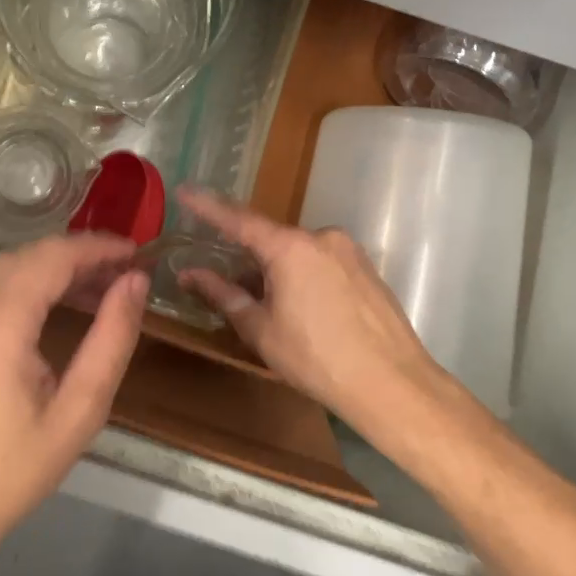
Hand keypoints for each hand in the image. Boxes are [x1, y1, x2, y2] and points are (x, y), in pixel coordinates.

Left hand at [0, 235, 147, 575]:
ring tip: (86, 296)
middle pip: (25, 257)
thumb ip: (111, 340)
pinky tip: (37, 316)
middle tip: (119, 279)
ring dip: (42, 273)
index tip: (136, 253)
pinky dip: (11, 291)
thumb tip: (135, 284)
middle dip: (74, 259)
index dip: (99, 248)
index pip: (54, 256)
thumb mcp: (77, 412)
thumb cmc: (8, 473)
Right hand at [175, 187, 460, 441]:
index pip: (238, 219)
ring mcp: (349, 252)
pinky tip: (302, 313)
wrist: (392, 385)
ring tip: (269, 311)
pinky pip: (321, 264)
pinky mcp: (366, 270)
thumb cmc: (316, 358)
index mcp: (290, 247)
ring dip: (276, 273)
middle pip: (271, 240)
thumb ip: (223, 294)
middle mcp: (321, 238)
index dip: (207, 206)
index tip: (184, 191)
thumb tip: (190, 274)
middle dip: (246, 260)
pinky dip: (302, 278)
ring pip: (297, 254)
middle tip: (228, 288)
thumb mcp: (260, 329)